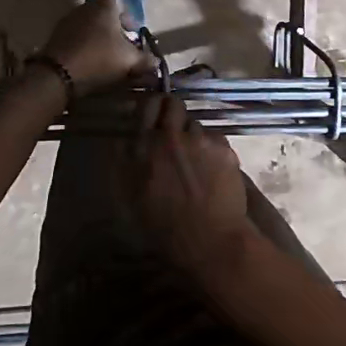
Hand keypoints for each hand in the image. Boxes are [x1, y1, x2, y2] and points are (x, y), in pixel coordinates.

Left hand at [40, 0, 149, 93]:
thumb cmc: (100, 58)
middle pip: (105, 14)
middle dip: (115, 30)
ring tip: (106, 57)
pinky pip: (76, 37)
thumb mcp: (130, 61)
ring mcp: (68, 20)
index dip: (129, 18)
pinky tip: (89, 61)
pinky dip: (85, 45)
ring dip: (99, 38)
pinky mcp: (55, 36)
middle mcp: (85, 6)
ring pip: (90, 26)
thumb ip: (146, 59)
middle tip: (122, 48)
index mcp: (105, 5)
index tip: (134, 36)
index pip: (121, 2)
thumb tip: (156, 61)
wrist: (57, 75)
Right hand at [132, 96, 252, 279]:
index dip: (150, 105)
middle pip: (173, 104)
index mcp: (145, 148)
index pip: (146, 106)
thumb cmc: (165, 228)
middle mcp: (171, 137)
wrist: (211, 241)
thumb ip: (125, 163)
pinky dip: (212, 149)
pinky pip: (215, 138)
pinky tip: (212, 171)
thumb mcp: (131, 198)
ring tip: (195, 161)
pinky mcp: (223, 147)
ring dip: (193, 135)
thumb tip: (122, 138)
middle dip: (172, 111)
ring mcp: (200, 140)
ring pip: (195, 123)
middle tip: (174, 131)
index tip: (153, 112)